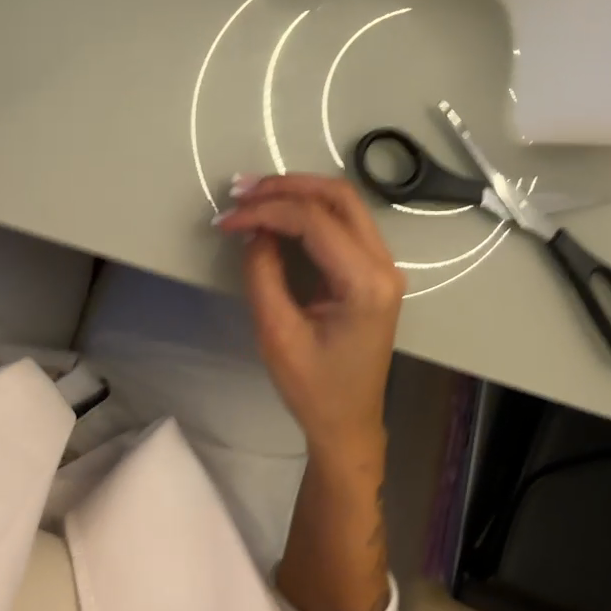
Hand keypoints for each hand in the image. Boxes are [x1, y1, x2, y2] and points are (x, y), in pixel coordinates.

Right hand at [213, 174, 404, 458]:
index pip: (314, 221)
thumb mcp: (276, 333)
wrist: (348, 423)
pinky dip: (307, 211)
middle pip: (338, 197)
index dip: (266, 211)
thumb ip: (263, 273)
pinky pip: (342, 223)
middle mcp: (384, 265)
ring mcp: (383, 266)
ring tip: (251, 196)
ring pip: (342, 203)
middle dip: (286, 186)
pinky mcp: (371, 270)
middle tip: (241, 191)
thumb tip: (254, 229)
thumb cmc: (313, 388)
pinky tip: (275, 213)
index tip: (227, 220)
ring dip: (297, 193)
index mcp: (366, 283)